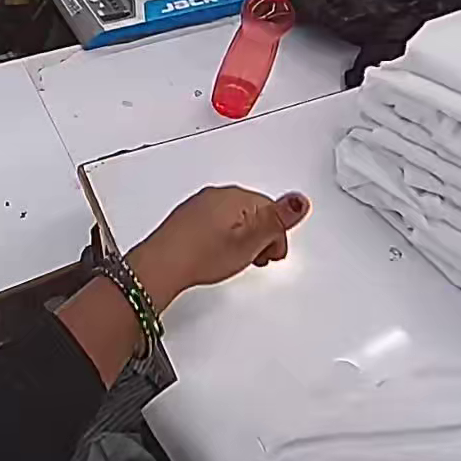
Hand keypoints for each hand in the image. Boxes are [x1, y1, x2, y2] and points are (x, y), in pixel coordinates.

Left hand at [126, 186, 310, 308]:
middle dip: (260, 236)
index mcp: (236, 196)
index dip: (276, 236)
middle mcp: (217, 195)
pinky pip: (216, 223)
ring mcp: (200, 205)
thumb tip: (299, 201)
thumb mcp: (249, 242)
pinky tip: (215, 255)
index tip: (271, 254)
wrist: (161, 265)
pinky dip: (222, 238)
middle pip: (254, 212)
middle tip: (254, 259)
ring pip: (235, 218)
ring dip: (241, 238)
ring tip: (233, 260)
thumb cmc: (201, 254)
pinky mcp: (189, 217)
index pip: (272, 208)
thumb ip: (277, 221)